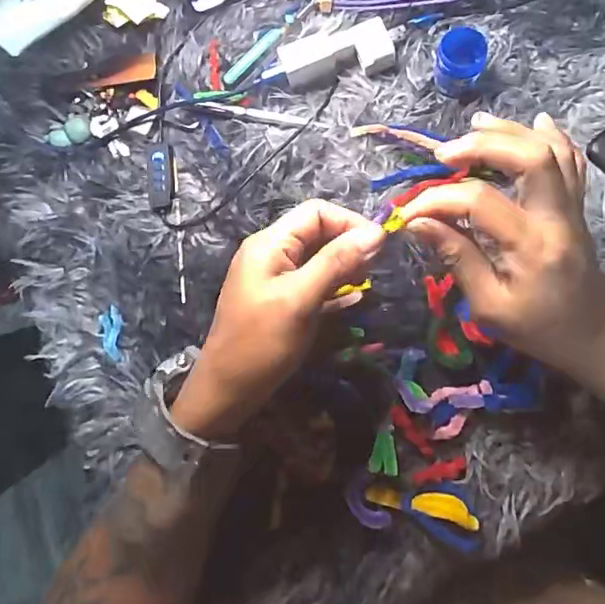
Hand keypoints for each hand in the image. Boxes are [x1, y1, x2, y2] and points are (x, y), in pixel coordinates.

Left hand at [172, 200, 386, 439]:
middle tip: (375, 269)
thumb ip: (336, 262)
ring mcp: (274, 275)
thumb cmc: (261, 343)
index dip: (350, 222)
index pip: (316, 212)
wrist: (225, 392)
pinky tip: (354, 299)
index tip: (379, 247)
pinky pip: (312, 280)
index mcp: (270, 242)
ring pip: (317, 256)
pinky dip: (334, 285)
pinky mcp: (280, 298)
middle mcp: (271, 251)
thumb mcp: (300, 299)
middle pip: (318, 231)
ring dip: (344, 264)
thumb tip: (376, 233)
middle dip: (349, 243)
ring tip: (366, 283)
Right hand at [394, 113, 604, 387]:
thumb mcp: (489, 306)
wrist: (594, 338)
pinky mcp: (576, 205)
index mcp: (533, 246)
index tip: (409, 211)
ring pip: (552, 150)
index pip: (480, 202)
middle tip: (445, 154)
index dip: (438, 199)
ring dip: (512, 132)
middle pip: (531, 157)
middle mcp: (558, 218)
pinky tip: (530, 123)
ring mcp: (573, 207)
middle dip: (483, 145)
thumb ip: (456, 257)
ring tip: (475, 125)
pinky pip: (571, 159)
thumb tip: (417, 221)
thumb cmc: (538, 329)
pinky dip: (549, 137)